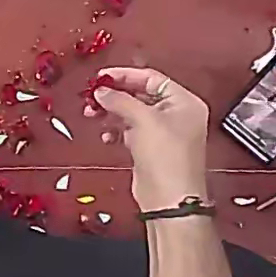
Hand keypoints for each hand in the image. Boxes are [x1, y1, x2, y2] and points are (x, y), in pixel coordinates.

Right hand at [91, 67, 209, 212]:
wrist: (169, 200)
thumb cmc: (166, 156)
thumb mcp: (143, 120)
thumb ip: (120, 101)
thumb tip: (101, 90)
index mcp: (183, 102)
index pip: (151, 78)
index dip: (125, 75)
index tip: (101, 77)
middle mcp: (175, 114)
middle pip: (140, 94)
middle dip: (115, 95)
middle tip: (92, 95)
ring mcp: (163, 131)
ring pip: (131, 112)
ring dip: (111, 111)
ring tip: (91, 113)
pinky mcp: (150, 147)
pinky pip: (129, 130)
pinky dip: (116, 129)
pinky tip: (106, 134)